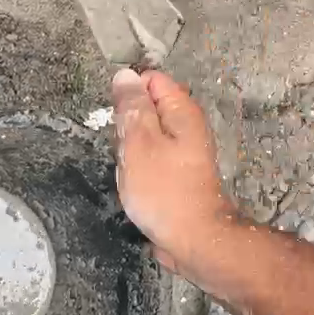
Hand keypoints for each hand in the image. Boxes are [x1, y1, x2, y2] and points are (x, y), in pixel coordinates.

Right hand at [110, 68, 242, 272]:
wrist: (193, 238)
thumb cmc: (164, 191)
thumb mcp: (139, 143)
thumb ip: (132, 107)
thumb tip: (124, 76)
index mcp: (182, 110)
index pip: (151, 80)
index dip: (129, 95)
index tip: (120, 122)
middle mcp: (188, 124)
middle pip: (147, 107)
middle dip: (128, 125)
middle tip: (127, 150)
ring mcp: (185, 149)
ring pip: (147, 135)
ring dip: (132, 149)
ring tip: (133, 170)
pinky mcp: (180, 171)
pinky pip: (152, 157)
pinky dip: (141, 166)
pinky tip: (139, 184)